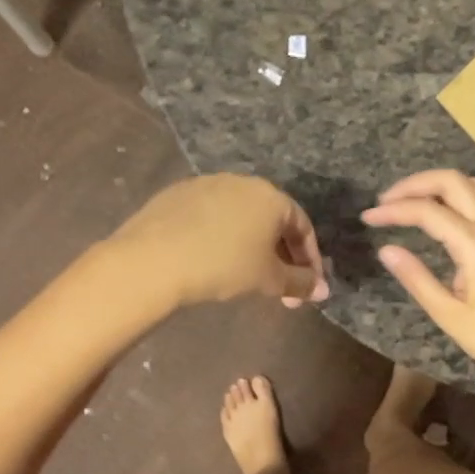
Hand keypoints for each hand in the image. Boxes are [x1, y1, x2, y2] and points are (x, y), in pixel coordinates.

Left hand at [108, 174, 328, 308]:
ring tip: (249, 276)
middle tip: (281, 288)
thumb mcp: (270, 280)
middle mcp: (242, 182)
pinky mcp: (176, 195)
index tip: (308, 287)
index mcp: (271, 197)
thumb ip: (301, 283)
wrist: (153, 261)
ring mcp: (206, 185)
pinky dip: (223, 238)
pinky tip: (215, 261)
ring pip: (242, 218)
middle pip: (273, 221)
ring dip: (253, 246)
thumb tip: (322, 291)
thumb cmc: (225, 266)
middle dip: (282, 256)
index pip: (303, 227)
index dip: (311, 260)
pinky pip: (213, 217)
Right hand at [365, 170, 474, 394]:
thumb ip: (417, 278)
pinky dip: (463, 196)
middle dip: (416, 184)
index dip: (393, 211)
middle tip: (388, 201)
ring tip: (415, 202)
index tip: (368, 218)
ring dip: (442, 185)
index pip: (427, 211)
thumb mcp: (448, 314)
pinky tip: (447, 216)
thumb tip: (386, 249)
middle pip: (453, 181)